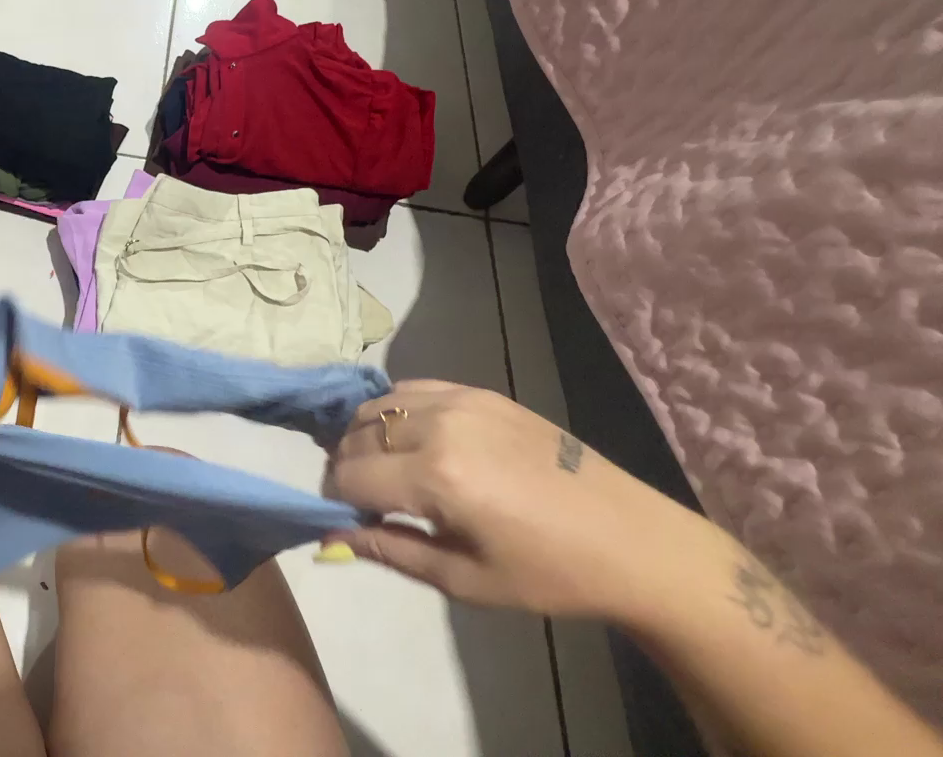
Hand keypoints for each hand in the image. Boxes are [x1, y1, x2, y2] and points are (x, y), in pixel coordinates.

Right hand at [322, 380, 723, 621]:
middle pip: (356, 436)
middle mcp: (440, 427)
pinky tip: (415, 439)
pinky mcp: (481, 391)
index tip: (358, 519)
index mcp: (437, 477)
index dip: (341, 500)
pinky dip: (396, 411)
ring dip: (368, 436)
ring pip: (376, 406)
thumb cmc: (551, 574)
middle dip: (350, 468)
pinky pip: (411, 388)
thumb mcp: (464, 579)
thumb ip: (389, 550)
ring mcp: (462, 401)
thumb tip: (330, 536)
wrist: (637, 542)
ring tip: (392, 468)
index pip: (348, 476)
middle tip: (375, 499)